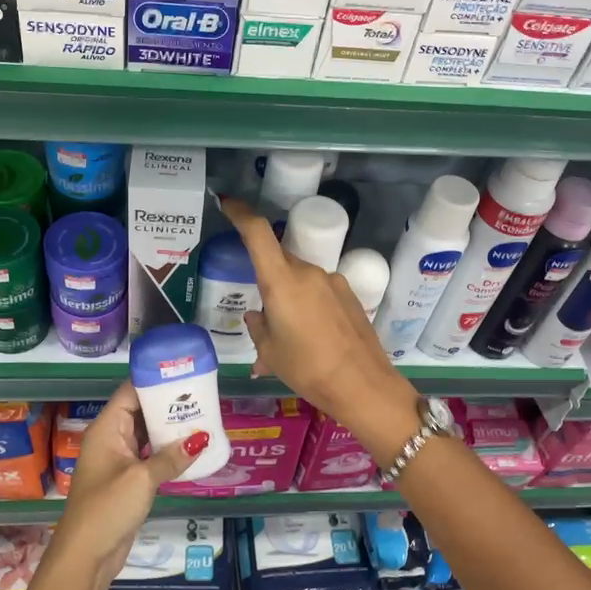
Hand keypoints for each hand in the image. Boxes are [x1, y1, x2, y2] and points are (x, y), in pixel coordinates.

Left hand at [56, 382, 203, 571]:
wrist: (86, 554)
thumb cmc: (108, 508)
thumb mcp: (142, 479)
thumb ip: (171, 457)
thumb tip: (201, 439)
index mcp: (106, 429)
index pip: (130, 393)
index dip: (154, 381)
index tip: (183, 373)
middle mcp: (111, 439)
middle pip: (140, 411)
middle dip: (168, 404)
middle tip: (202, 395)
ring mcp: (119, 460)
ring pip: (147, 435)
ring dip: (170, 429)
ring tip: (202, 416)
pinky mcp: (127, 480)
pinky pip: (150, 456)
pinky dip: (168, 452)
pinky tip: (192, 449)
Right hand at [225, 199, 417, 448]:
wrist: (363, 385)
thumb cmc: (307, 369)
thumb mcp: (270, 353)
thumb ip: (258, 327)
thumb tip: (259, 316)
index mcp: (281, 281)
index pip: (258, 233)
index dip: (241, 214)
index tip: (228, 204)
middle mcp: (308, 273)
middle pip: (279, 260)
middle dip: (267, 277)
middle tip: (262, 313)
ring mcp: (333, 283)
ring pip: (300, 279)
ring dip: (290, 297)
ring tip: (289, 337)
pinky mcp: (350, 296)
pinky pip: (319, 293)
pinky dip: (309, 307)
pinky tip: (312, 339)